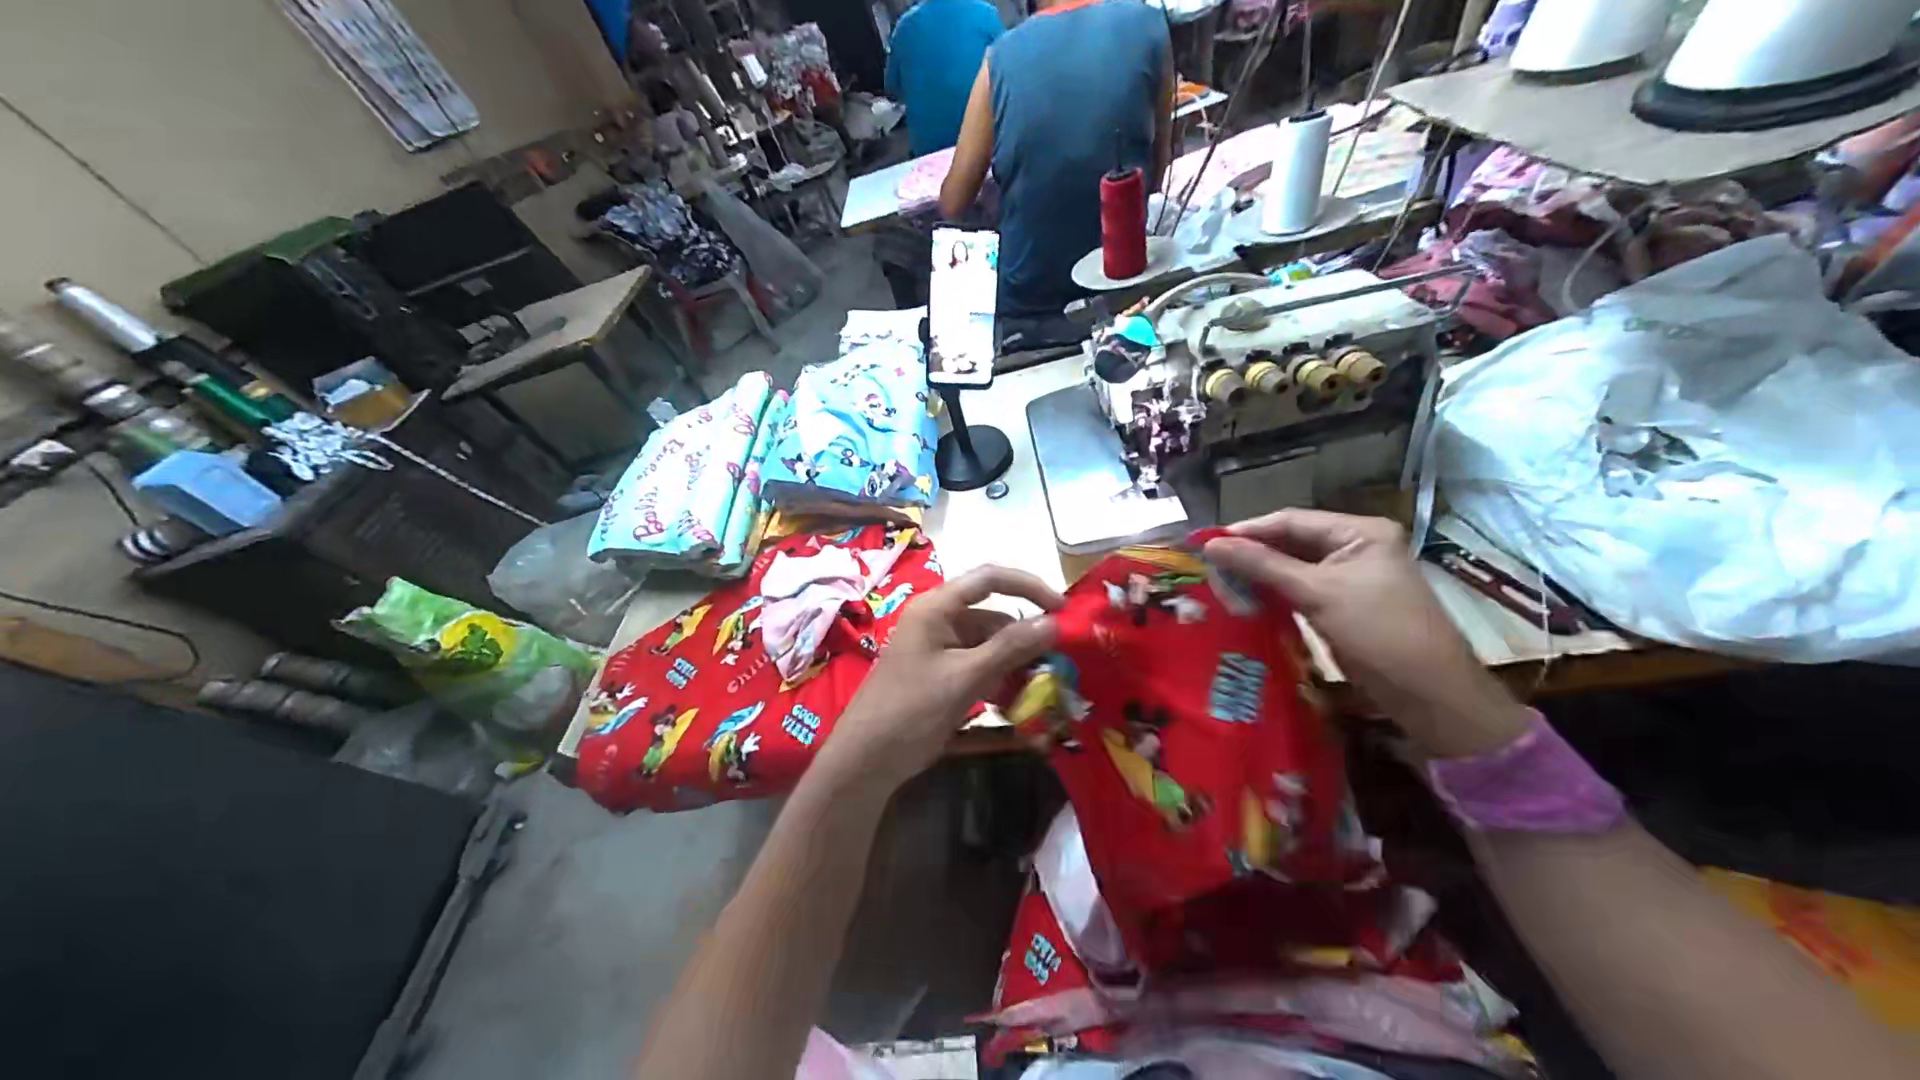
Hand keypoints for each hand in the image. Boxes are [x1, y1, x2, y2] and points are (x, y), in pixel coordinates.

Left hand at [813, 566, 1063, 796]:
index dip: (1030, 587)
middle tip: (1058, 664)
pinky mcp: (943, 675)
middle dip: (1026, 639)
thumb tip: (1053, 623)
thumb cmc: (911, 710)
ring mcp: (940, 649)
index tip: (1064, 610)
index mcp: (937, 607)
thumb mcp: (964, 677)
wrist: (867, 759)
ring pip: (991, 645)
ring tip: (1041, 689)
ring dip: (1015, 664)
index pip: (990, 579)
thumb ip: (1010, 648)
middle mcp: (939, 620)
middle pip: (994, 616)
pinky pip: (980, 667)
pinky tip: (1016, 704)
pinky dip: (1000, 680)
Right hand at [1202, 510, 1529, 758]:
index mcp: (1360, 532)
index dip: (1248, 530)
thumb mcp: (1315, 593)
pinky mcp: (1345, 602)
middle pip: (1292, 541)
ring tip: (1221, 581)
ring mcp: (1351, 576)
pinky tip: (1247, 599)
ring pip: (1294, 566)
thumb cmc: (1377, 631)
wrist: (1428, 692)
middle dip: (1252, 553)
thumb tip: (1212, 545)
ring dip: (1261, 574)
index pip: (1292, 520)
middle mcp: (1356, 546)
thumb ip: (1262, 566)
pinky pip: (1302, 589)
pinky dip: (1275, 593)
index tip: (1208, 544)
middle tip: (1211, 565)